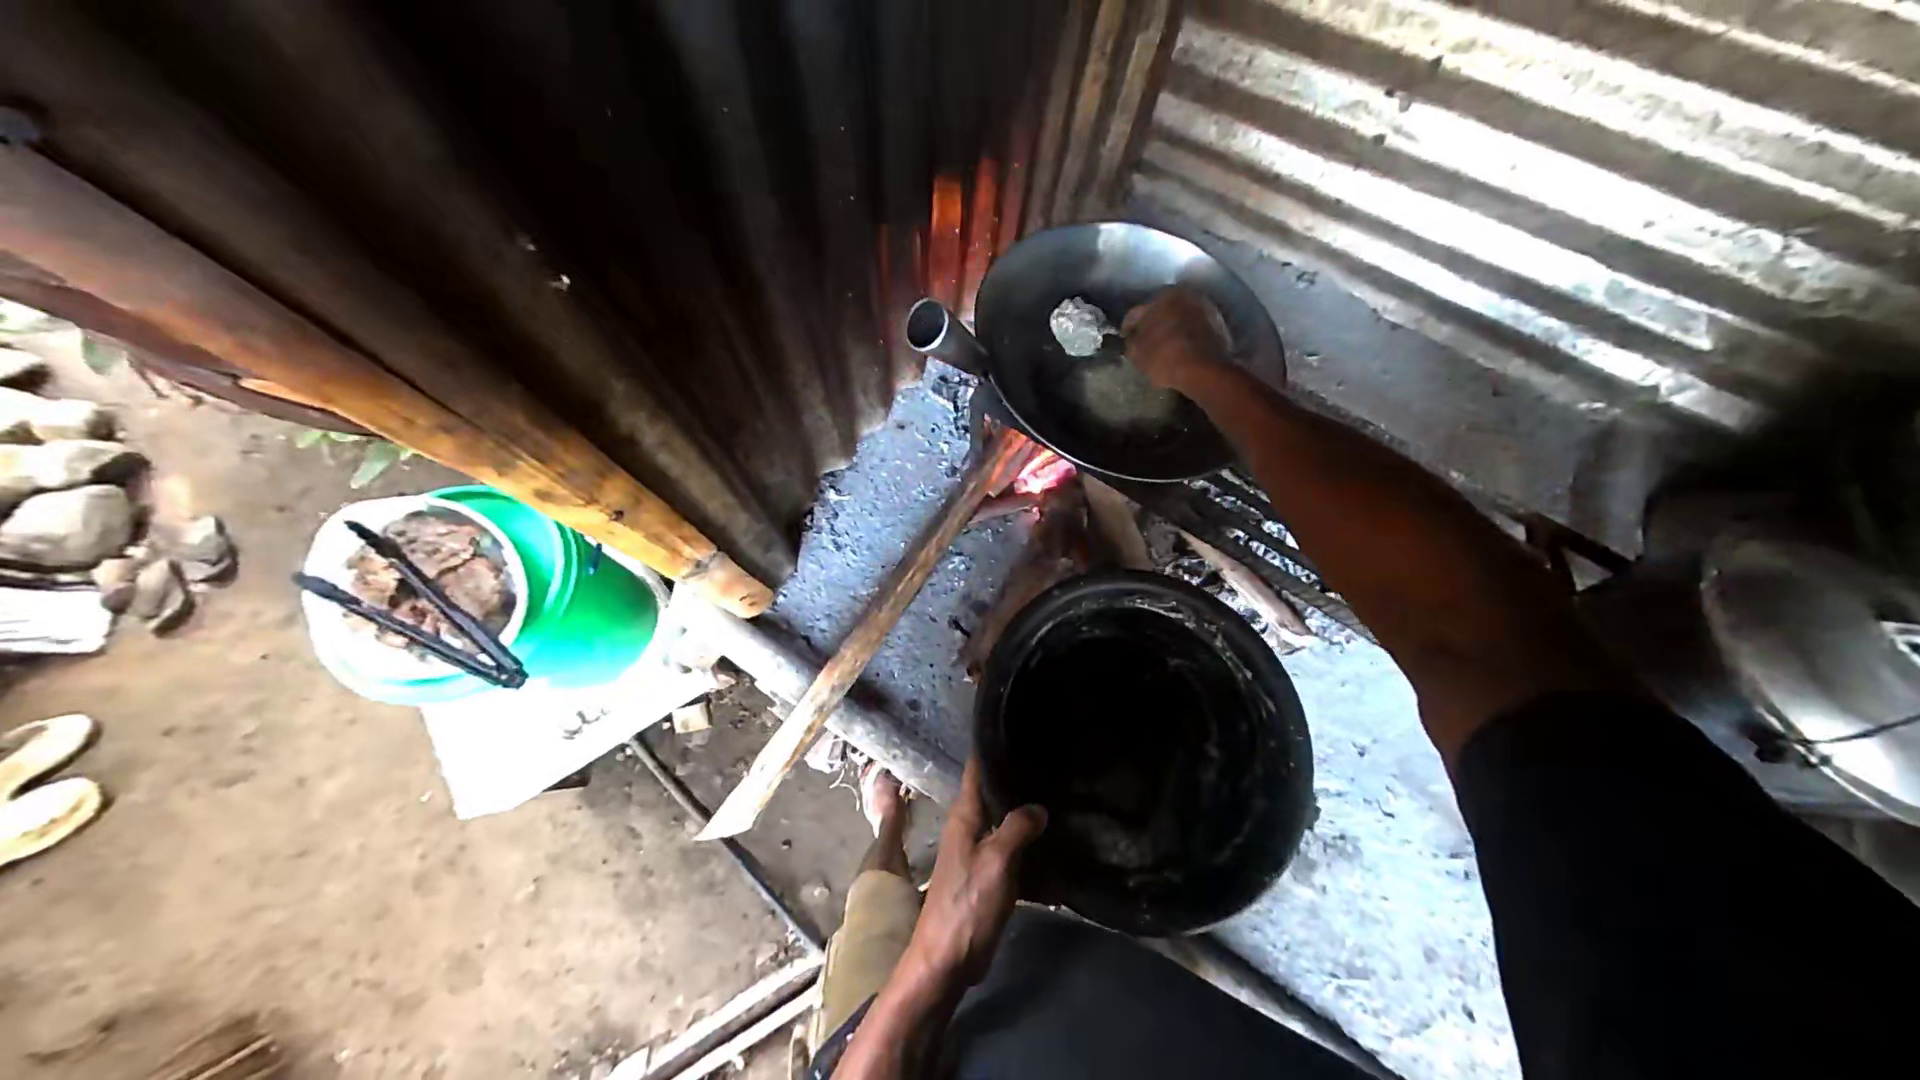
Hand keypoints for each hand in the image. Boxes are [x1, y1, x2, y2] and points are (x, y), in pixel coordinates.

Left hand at [902, 758, 1046, 986]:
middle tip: (1051, 764)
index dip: (992, 750)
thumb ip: (1017, 828)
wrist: (948, 960)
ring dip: (1026, 815)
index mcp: (964, 817)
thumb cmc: (967, 904)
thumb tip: (1038, 806)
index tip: (1018, 731)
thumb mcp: (996, 861)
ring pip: (1005, 824)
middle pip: (994, 796)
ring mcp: (978, 854)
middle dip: (1017, 781)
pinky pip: (1012, 853)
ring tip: (1059, 797)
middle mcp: (969, 829)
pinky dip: (1030, 847)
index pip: (976, 772)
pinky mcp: (988, 878)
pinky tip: (1054, 843)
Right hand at [1121, 286, 1233, 390]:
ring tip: (1166, 344)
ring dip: (1173, 327)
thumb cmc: (1165, 357)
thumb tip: (1133, 339)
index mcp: (1161, 297)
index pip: (1136, 313)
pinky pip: (1195, 326)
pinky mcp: (1219, 322)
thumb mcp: (1137, 353)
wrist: (1204, 370)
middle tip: (1146, 340)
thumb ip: (1132, 342)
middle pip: (1161, 310)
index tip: (1126, 339)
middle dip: (1153, 323)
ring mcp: (1205, 307)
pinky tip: (1183, 347)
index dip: (1128, 328)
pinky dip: (1188, 333)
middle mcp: (1185, 294)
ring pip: (1181, 316)